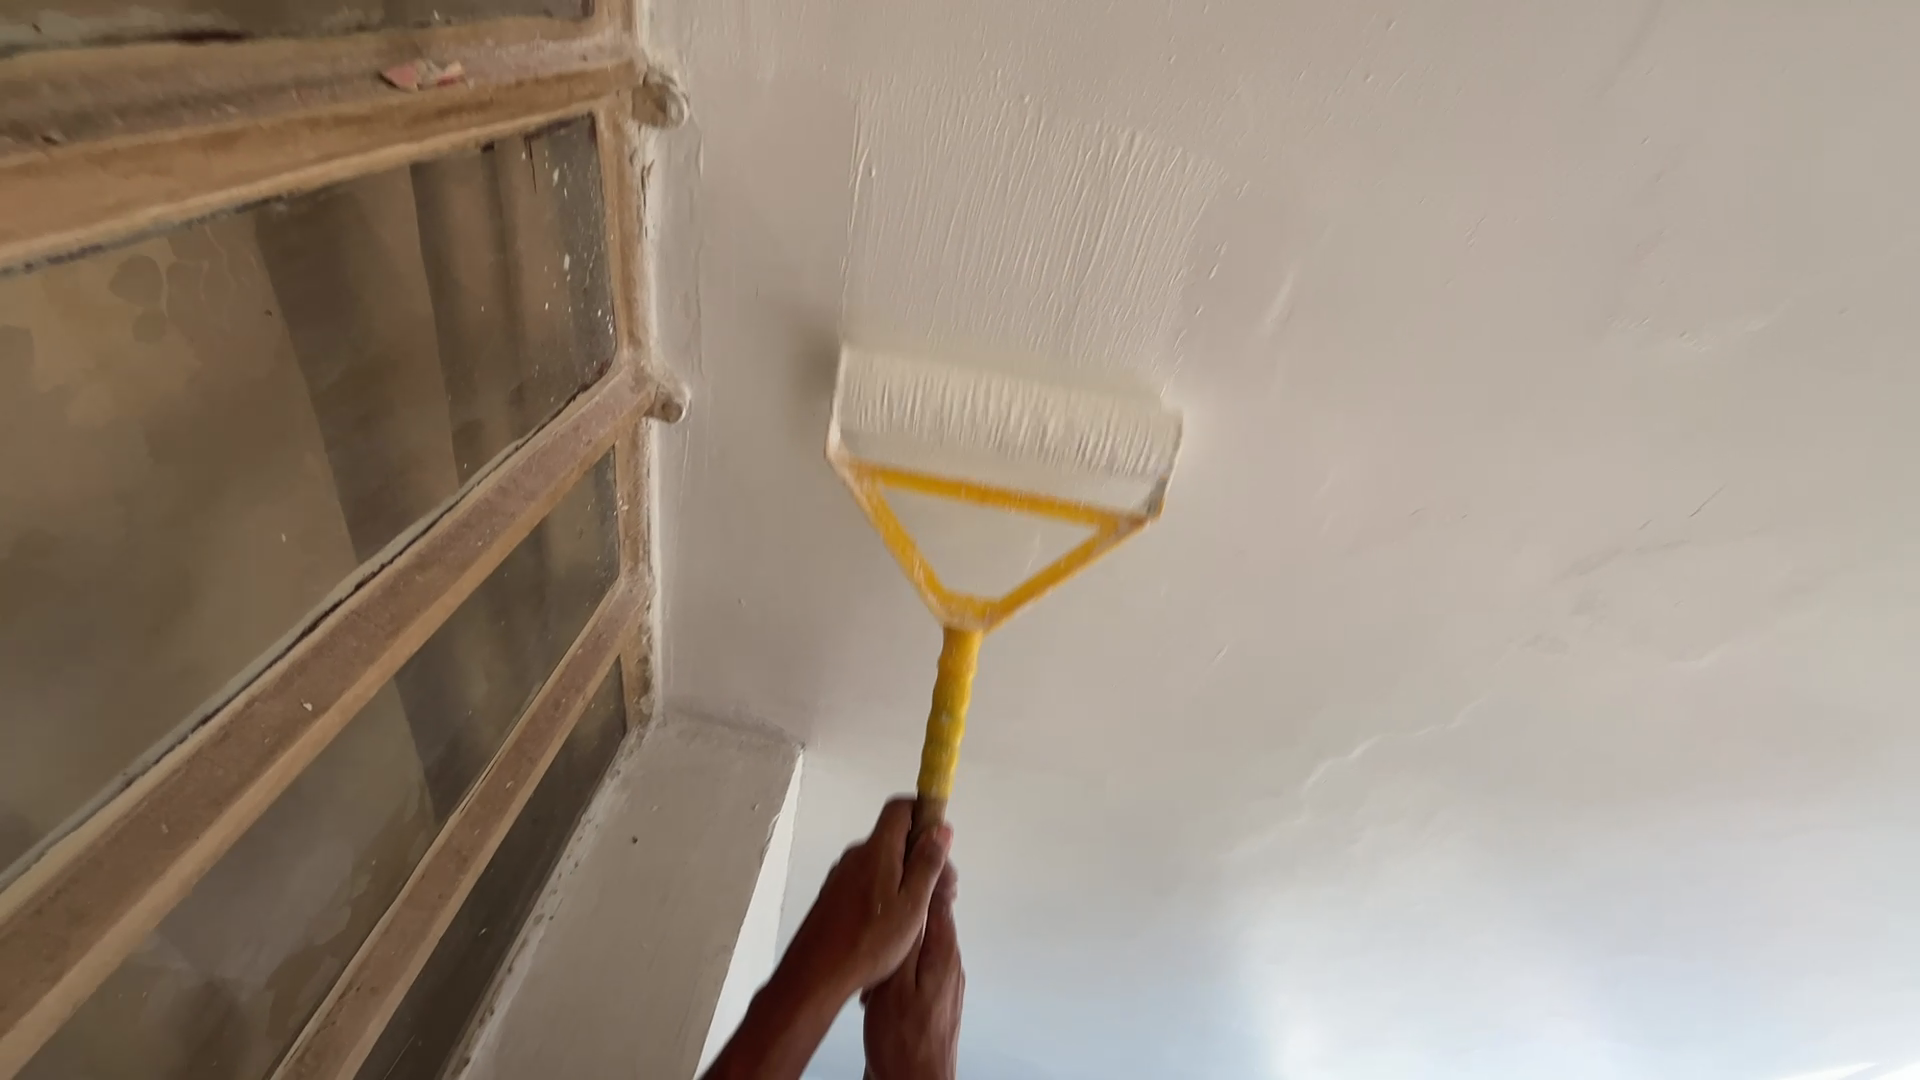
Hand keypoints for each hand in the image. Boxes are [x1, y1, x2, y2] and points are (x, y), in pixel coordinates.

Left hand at [780, 798, 952, 998]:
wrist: (814, 976)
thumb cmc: (869, 941)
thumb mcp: (911, 905)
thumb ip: (927, 864)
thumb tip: (941, 829)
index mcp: (877, 849)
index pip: (901, 808)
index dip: (923, 814)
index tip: (940, 843)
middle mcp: (857, 854)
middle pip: (895, 837)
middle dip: (921, 855)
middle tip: (942, 890)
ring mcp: (842, 875)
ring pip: (883, 862)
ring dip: (906, 877)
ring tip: (920, 913)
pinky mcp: (834, 895)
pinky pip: (868, 879)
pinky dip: (886, 890)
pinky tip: (892, 924)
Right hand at [863, 864, 963, 1079]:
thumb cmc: (902, 1038)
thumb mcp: (895, 979)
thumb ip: (908, 932)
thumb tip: (923, 886)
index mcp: (942, 946)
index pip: (941, 887)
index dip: (928, 858)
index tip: (912, 836)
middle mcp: (948, 955)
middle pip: (932, 905)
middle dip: (908, 887)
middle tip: (881, 875)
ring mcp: (942, 974)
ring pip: (921, 931)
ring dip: (900, 920)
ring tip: (873, 916)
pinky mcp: (931, 993)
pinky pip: (917, 955)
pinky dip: (898, 947)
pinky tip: (877, 959)